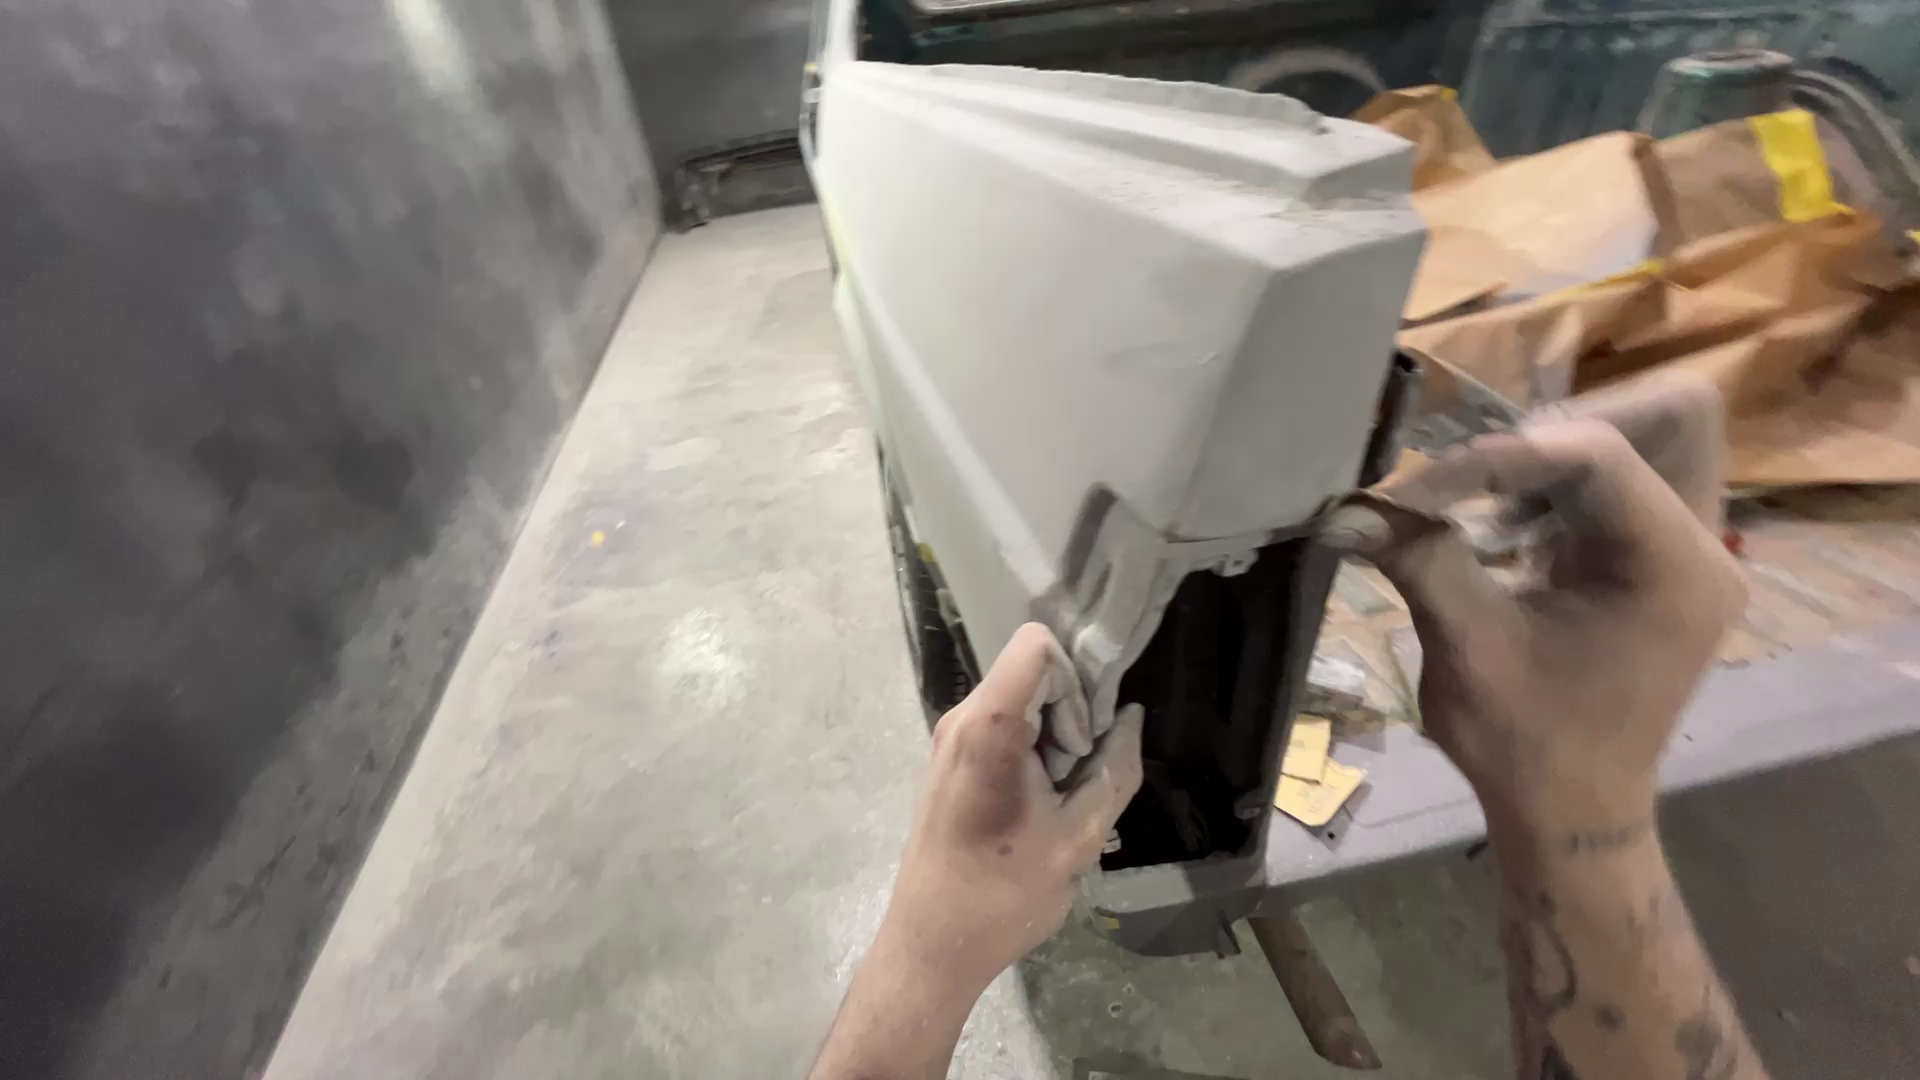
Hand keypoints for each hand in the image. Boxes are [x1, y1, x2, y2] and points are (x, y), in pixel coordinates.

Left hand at [877, 623, 1143, 992]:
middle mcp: (962, 715)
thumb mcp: (1079, 837)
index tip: (1082, 737)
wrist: (933, 940)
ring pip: (1021, 696)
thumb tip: (1131, 718)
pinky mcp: (952, 753)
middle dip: (1070, 711)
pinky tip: (1038, 797)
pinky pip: (1003, 720)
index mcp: (987, 725)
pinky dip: (1033, 743)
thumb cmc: (1004, 893)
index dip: (1075, 677)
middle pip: (1033, 670)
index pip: (1036, 644)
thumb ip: (1114, 768)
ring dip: (1054, 732)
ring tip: (1058, 793)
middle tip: (1076, 775)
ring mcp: (951, 732)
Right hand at [1325, 374, 1744, 833]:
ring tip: (1475, 496)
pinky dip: (1544, 485)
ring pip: (1642, 441)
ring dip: (1549, 454)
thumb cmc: (1524, 739)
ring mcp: (1675, 550)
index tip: (1416, 489)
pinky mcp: (1642, 560)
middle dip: (1556, 427)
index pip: (1596, 456)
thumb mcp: (1464, 645)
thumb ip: (1415, 559)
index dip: (1495, 456)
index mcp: (1670, 566)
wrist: (1567, 804)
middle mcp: (1695, 544)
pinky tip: (1491, 526)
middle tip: (1475, 465)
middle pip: (1666, 417)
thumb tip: (1343, 510)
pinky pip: (1610, 483)